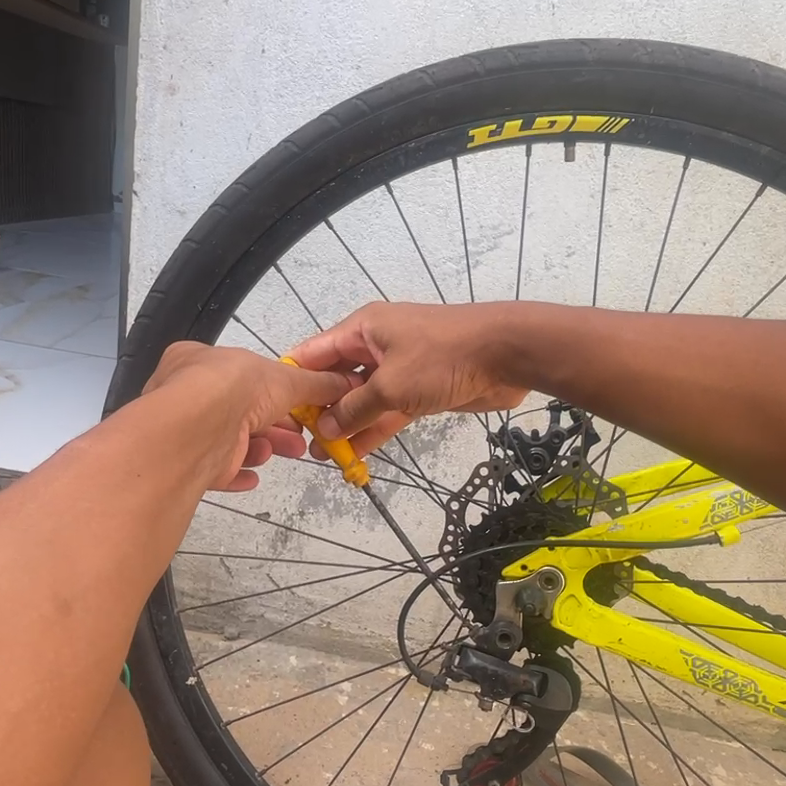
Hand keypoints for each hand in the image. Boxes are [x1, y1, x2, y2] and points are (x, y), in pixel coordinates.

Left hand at [142, 342, 352, 490]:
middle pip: (240, 411)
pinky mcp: (188, 463)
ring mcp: (187, 430)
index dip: (272, 390)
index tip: (297, 405)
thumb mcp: (286, 378)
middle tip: (301, 437)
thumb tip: (344, 384)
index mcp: (200, 362)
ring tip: (289, 451)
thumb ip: (315, 383)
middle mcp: (188, 394)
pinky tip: (254, 477)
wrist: (198, 429)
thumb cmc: (234, 388)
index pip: (240, 376)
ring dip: (262, 448)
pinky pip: (215, 469)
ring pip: (230, 441)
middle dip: (276, 426)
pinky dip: (238, 472)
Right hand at [284, 302, 528, 455]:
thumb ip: (355, 409)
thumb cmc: (443, 357)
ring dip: (347, 426)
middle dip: (321, 409)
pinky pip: (388, 411)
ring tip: (326, 456)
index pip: (315, 353)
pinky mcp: (420, 390)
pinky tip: (356, 455)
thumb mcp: (390, 385)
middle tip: (303, 443)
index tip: (278, 411)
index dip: (296, 381)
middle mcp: (376, 346)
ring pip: (363, 399)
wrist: (507, 354)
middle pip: (338, 378)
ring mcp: (399, 369)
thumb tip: (324, 428)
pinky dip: (374, 430)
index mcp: (363, 329)